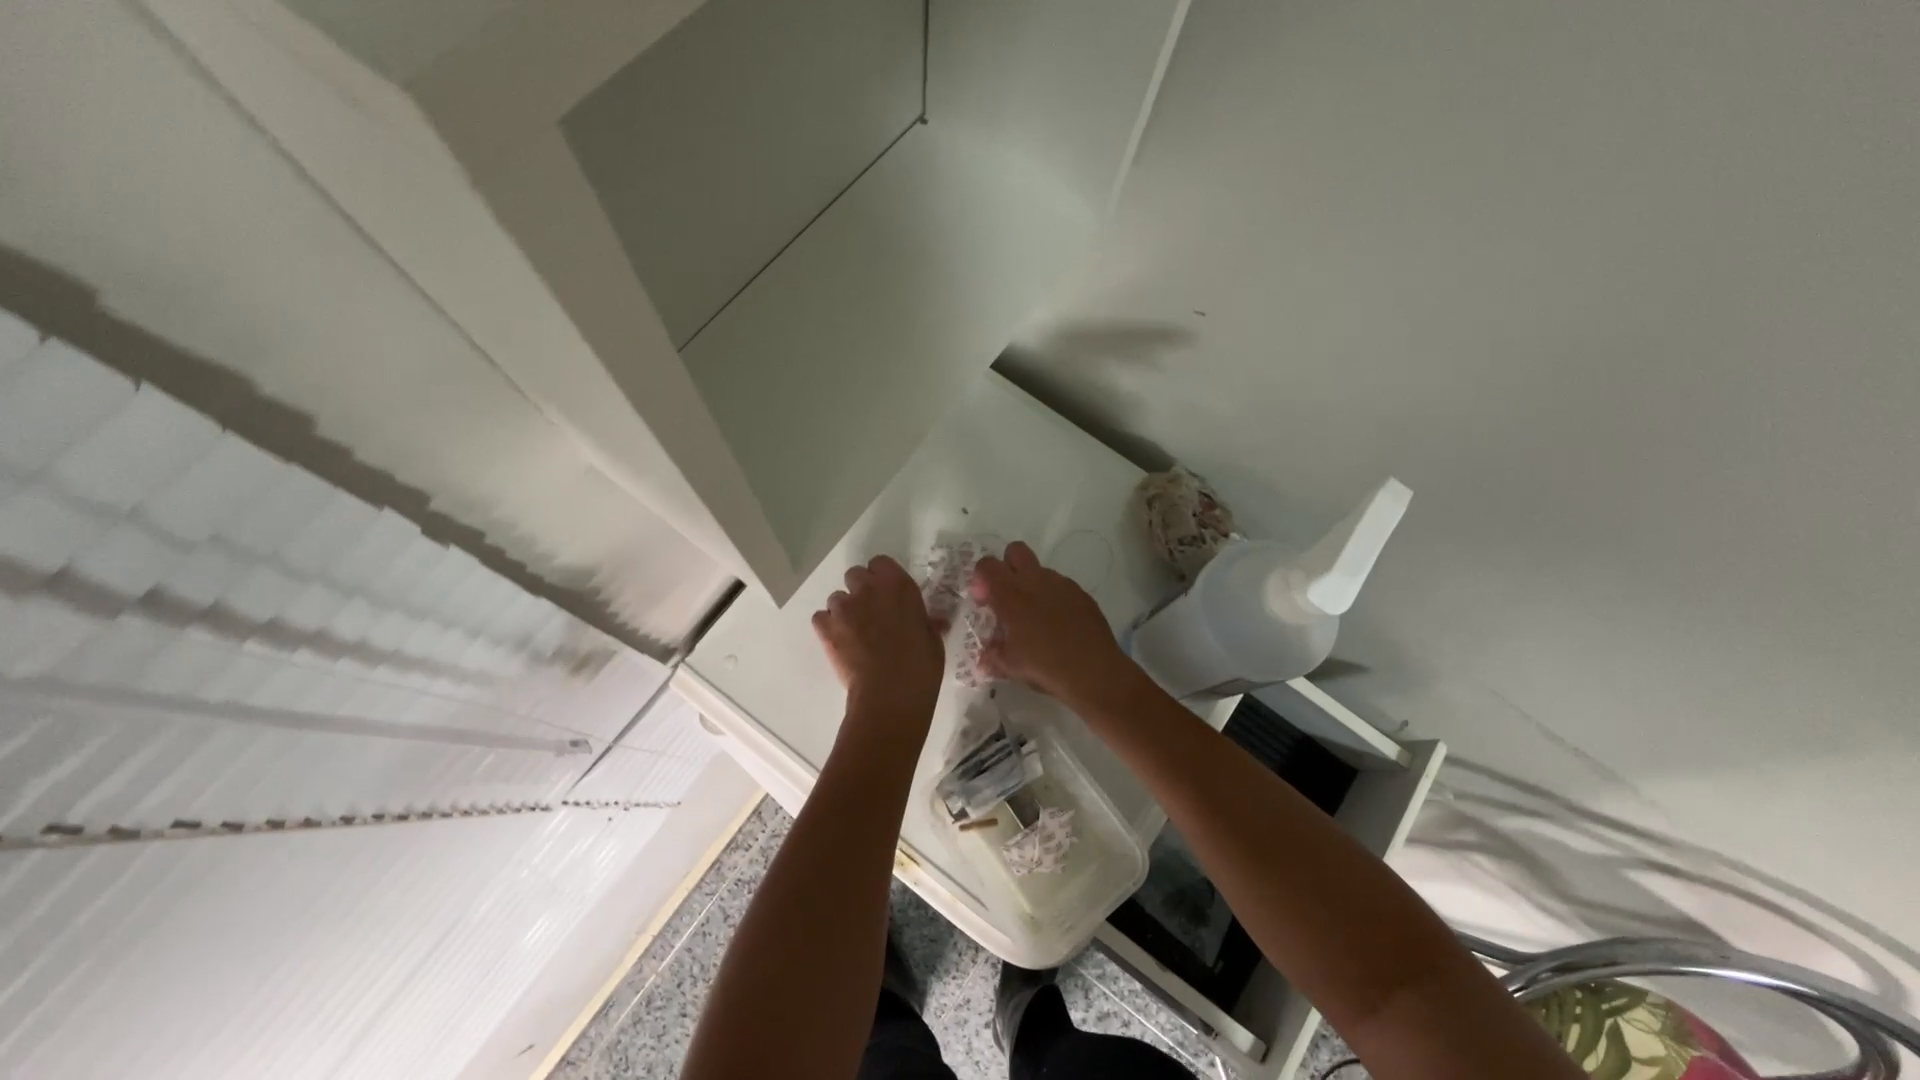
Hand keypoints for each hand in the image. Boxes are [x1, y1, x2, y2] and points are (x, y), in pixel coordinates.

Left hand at [811, 556, 945, 719]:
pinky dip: (827, 627)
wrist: (891, 693)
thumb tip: (934, 622)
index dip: (881, 577)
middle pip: (855, 575)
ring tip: (852, 632)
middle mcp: (869, 589)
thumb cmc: (921, 666)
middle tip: (869, 612)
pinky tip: (838, 642)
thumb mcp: (933, 640)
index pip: (880, 562)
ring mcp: (845, 607)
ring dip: (843, 610)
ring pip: (836, 597)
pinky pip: (820, 617)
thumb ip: (926, 623)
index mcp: (899, 586)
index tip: (887, 594)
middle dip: (859, 590)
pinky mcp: (826, 628)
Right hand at [969, 541, 1135, 705]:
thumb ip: (992, 655)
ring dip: (1032, 586)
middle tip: (1007, 598)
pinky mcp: (1082, 594)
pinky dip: (1054, 599)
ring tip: (1036, 618)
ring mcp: (1062, 584)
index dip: (981, 580)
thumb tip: (985, 658)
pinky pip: (1061, 587)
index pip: (987, 566)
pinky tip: (1059, 625)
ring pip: (1040, 571)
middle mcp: (1036, 580)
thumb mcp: (1010, 665)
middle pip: (1015, 551)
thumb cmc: (1044, 665)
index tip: (985, 604)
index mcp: (1011, 594)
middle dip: (1007, 567)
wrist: (1093, 671)